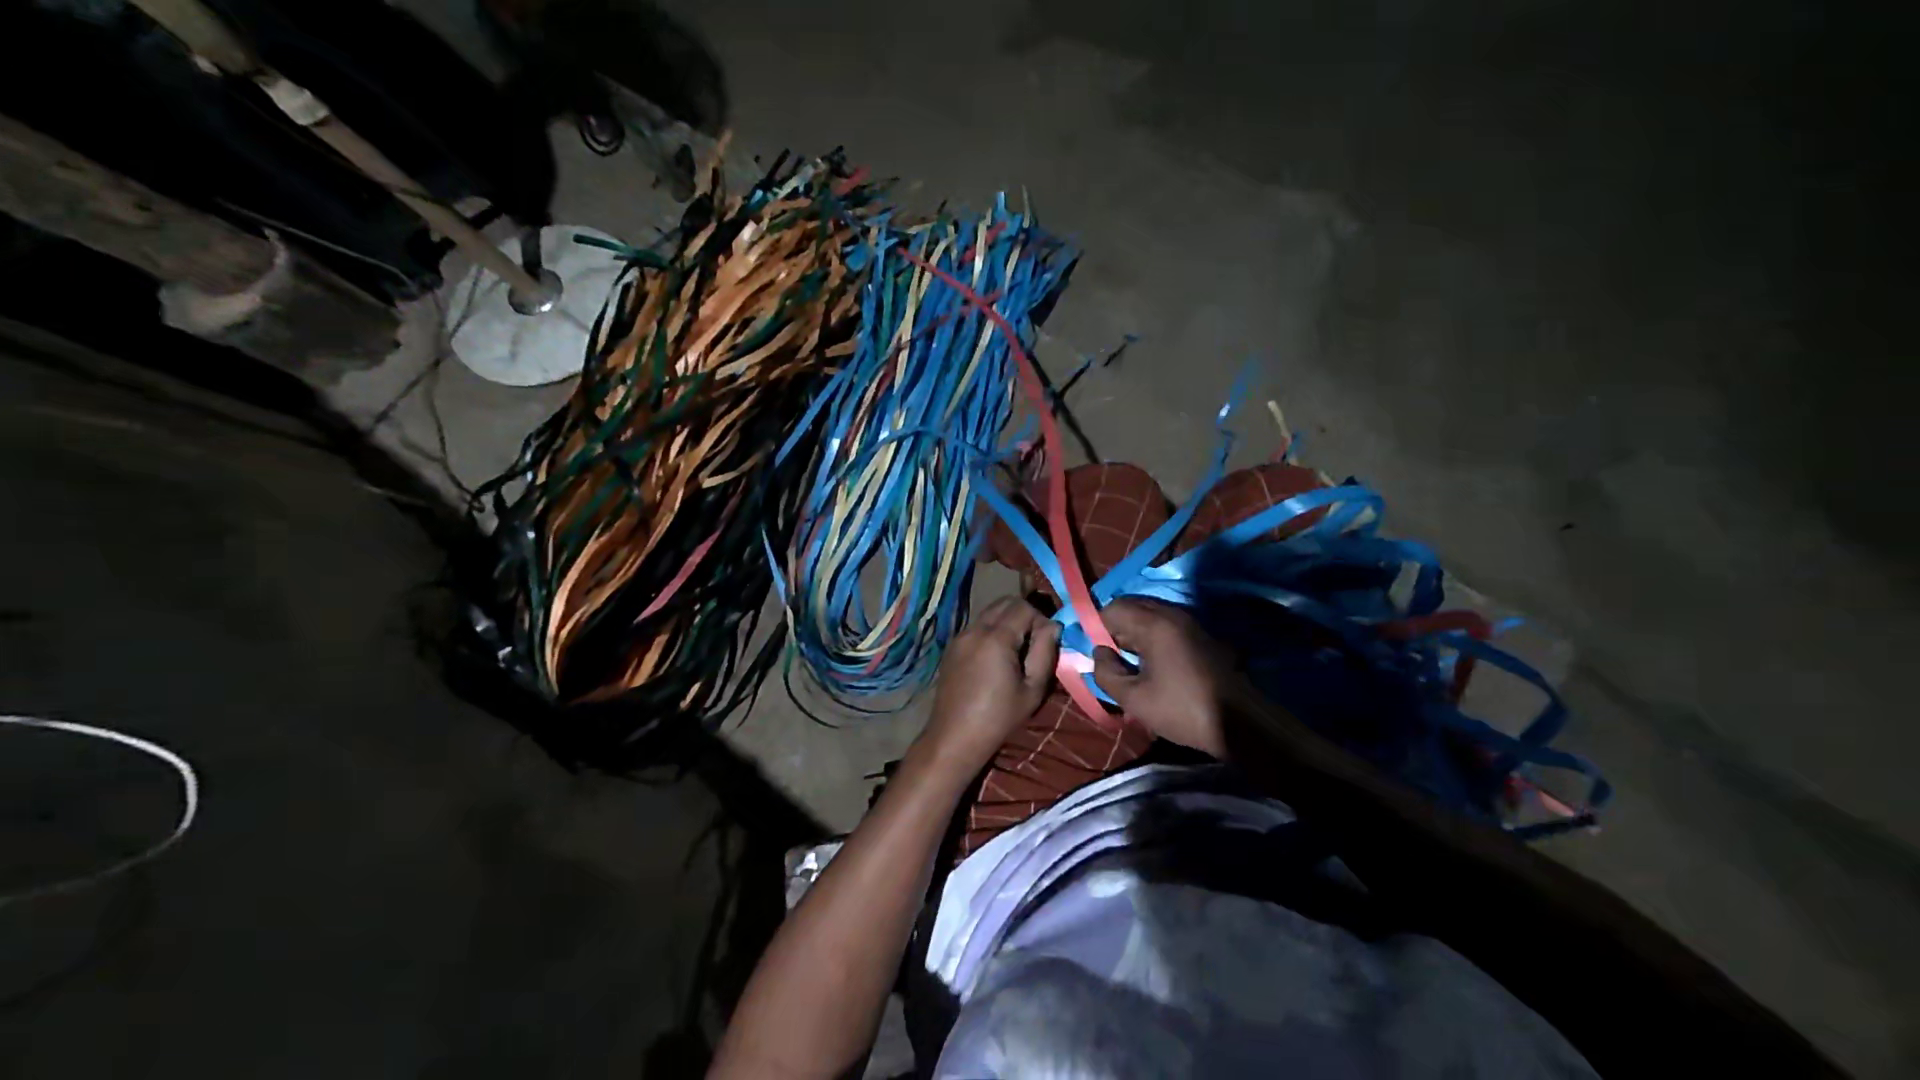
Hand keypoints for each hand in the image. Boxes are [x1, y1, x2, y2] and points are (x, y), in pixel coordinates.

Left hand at [919, 596, 1060, 774]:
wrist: (954, 737)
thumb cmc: (999, 718)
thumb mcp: (1033, 689)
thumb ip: (1045, 652)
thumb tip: (1053, 626)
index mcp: (996, 637)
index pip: (1024, 606)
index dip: (1039, 620)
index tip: (1044, 644)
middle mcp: (974, 629)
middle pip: (1004, 602)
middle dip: (1023, 614)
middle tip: (1032, 643)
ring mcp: (959, 636)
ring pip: (989, 612)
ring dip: (1006, 622)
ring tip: (1014, 653)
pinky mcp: (951, 647)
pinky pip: (976, 626)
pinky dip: (990, 631)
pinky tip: (995, 660)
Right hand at [1093, 598, 1234, 757]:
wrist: (1242, 724)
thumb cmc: (1182, 710)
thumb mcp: (1133, 699)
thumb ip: (1105, 672)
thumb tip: (1098, 653)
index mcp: (1154, 624)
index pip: (1113, 608)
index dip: (1095, 626)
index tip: (1092, 649)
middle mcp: (1174, 614)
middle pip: (1133, 606)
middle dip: (1115, 626)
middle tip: (1109, 656)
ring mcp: (1192, 623)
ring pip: (1151, 614)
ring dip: (1135, 631)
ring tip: (1129, 662)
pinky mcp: (1203, 636)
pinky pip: (1168, 625)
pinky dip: (1153, 636)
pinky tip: (1152, 664)